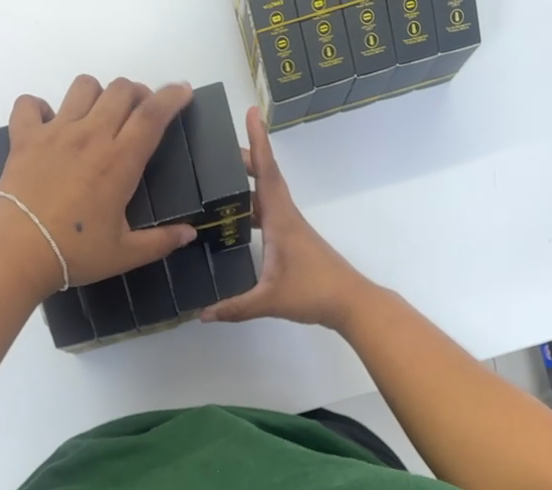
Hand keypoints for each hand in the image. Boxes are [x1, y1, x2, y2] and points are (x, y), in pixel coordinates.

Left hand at [0, 77, 198, 298]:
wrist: (20, 253)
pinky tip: (48, 124)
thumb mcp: (125, 254)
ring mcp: (55, 132)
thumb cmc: (76, 254)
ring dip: (98, 95)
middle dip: (138, 94)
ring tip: (99, 117)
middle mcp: (90, 136)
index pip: (152, 115)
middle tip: (140, 114)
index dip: (172, 97)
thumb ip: (160, 242)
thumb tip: (190, 234)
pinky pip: (30, 103)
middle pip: (121, 91)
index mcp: (119, 162)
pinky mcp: (24, 137)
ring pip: (83, 87)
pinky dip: (41, 107)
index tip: (183, 91)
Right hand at [201, 108, 375, 329]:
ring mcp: (292, 230)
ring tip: (220, 183)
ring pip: (267, 198)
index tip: (251, 113)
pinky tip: (238, 222)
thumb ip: (235, 308)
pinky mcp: (294, 243)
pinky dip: (253, 210)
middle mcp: (286, 218)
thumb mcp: (269, 301)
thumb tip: (202, 314)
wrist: (350, 303)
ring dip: (247, 186)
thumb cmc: (314, 293)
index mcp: (280, 221)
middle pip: (265, 179)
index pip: (267, 173)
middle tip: (215, 151)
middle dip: (244, 160)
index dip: (258, 143)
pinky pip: (270, 215)